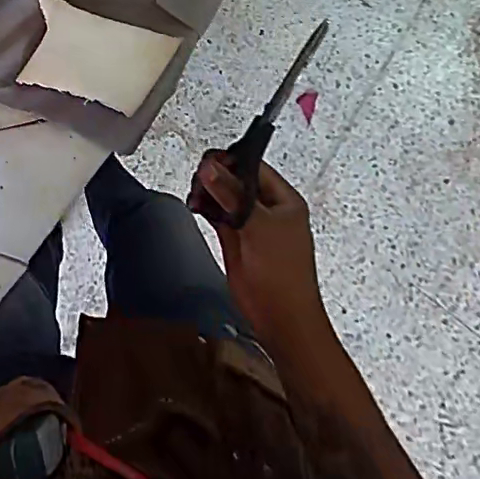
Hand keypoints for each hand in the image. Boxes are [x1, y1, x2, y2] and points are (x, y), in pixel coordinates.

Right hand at [194, 156, 329, 350]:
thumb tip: (211, 168)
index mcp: (284, 200)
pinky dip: (206, 207)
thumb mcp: (258, 226)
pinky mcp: (235, 239)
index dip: (232, 161)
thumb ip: (232, 195)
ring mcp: (250, 224)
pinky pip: (217, 214)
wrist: (280, 318)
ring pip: (225, 196)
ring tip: (195, 192)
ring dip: (208, 191)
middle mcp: (267, 208)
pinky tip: (195, 204)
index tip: (210, 160)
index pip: (254, 168)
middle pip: (237, 180)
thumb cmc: (283, 274)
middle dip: (217, 176)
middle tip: (199, 177)